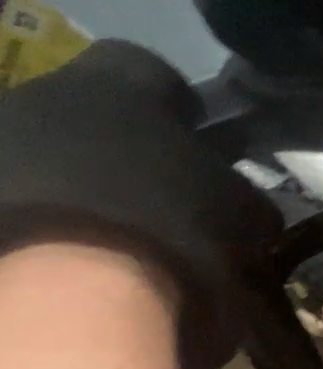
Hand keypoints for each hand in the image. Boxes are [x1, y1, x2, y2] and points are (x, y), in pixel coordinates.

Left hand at [0, 40, 280, 368]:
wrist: (87, 296)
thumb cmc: (183, 236)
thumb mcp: (250, 216)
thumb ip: (245, 192)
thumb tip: (245, 199)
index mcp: (116, 88)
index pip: (150, 70)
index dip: (180, 107)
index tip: (205, 145)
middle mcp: (46, 97)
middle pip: (97, 112)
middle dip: (133, 148)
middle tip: (174, 198)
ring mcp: (6, 143)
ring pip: (63, 152)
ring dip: (96, 183)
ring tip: (135, 236)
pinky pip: (37, 193)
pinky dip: (67, 217)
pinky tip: (98, 256)